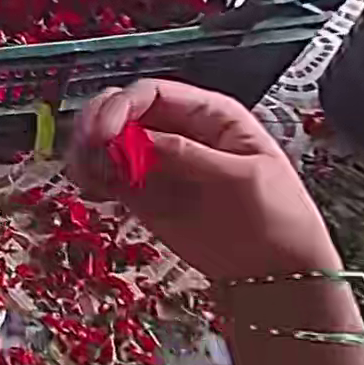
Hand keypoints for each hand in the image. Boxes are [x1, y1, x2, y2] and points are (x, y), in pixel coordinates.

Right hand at [67, 79, 338, 280]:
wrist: (275, 270)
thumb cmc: (276, 215)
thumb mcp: (241, 177)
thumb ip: (189, 155)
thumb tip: (138, 140)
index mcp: (207, 115)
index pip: (152, 94)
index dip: (121, 107)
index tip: (104, 134)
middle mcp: (175, 132)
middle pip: (120, 111)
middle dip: (96, 124)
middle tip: (87, 149)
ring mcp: (155, 164)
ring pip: (105, 143)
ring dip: (87, 153)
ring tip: (87, 176)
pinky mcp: (142, 194)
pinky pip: (106, 177)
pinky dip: (90, 179)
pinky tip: (92, 191)